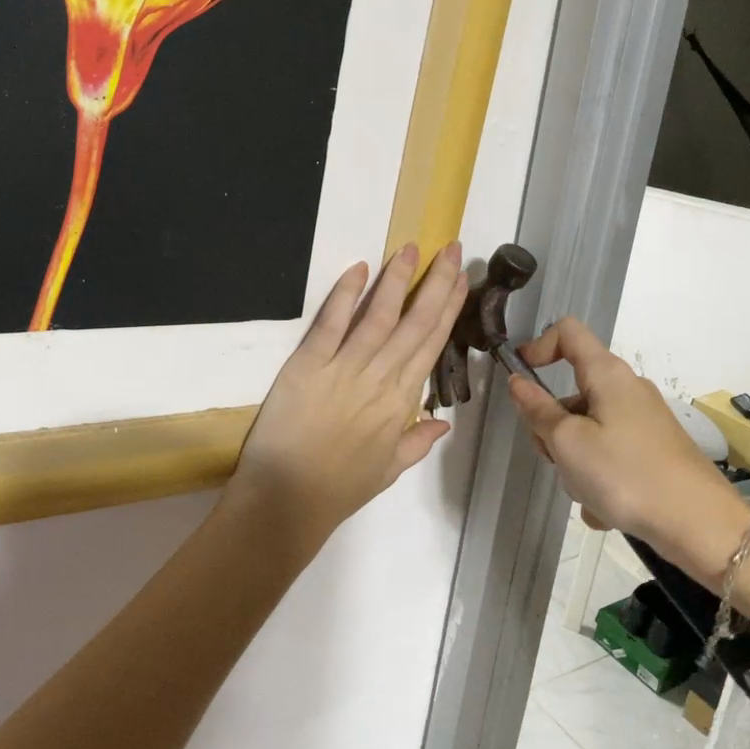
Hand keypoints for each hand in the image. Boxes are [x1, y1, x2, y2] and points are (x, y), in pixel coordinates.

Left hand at [225, 242, 467, 548]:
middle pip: (415, 322)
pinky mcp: (307, 364)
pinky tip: (360, 268)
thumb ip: (417, 442)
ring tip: (412, 248)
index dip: (449, 309)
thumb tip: (444, 422)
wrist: (288, 500)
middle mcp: (380, 378)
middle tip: (451, 249)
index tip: (462, 280)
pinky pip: (331, 322)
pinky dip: (346, 294)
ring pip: (379, 315)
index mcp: (401, 402)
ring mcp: (344, 368)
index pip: (432, 345)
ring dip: (398, 279)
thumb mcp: (387, 470)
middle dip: (436, 283)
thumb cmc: (338, 488)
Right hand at [506, 318, 749, 588]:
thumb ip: (538, 410)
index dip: (537, 346)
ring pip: (587, 430)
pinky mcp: (652, 451)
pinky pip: (609, 456)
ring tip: (586, 492)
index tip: (519, 381)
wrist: (699, 524)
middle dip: (552, 425)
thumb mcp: (567, 442)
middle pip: (573, 392)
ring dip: (574, 460)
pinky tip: (606, 509)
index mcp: (607, 375)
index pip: (568, 332)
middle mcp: (627, 390)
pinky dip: (599, 478)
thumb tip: (518, 382)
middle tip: (553, 456)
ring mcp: (642, 422)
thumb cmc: (626, 474)